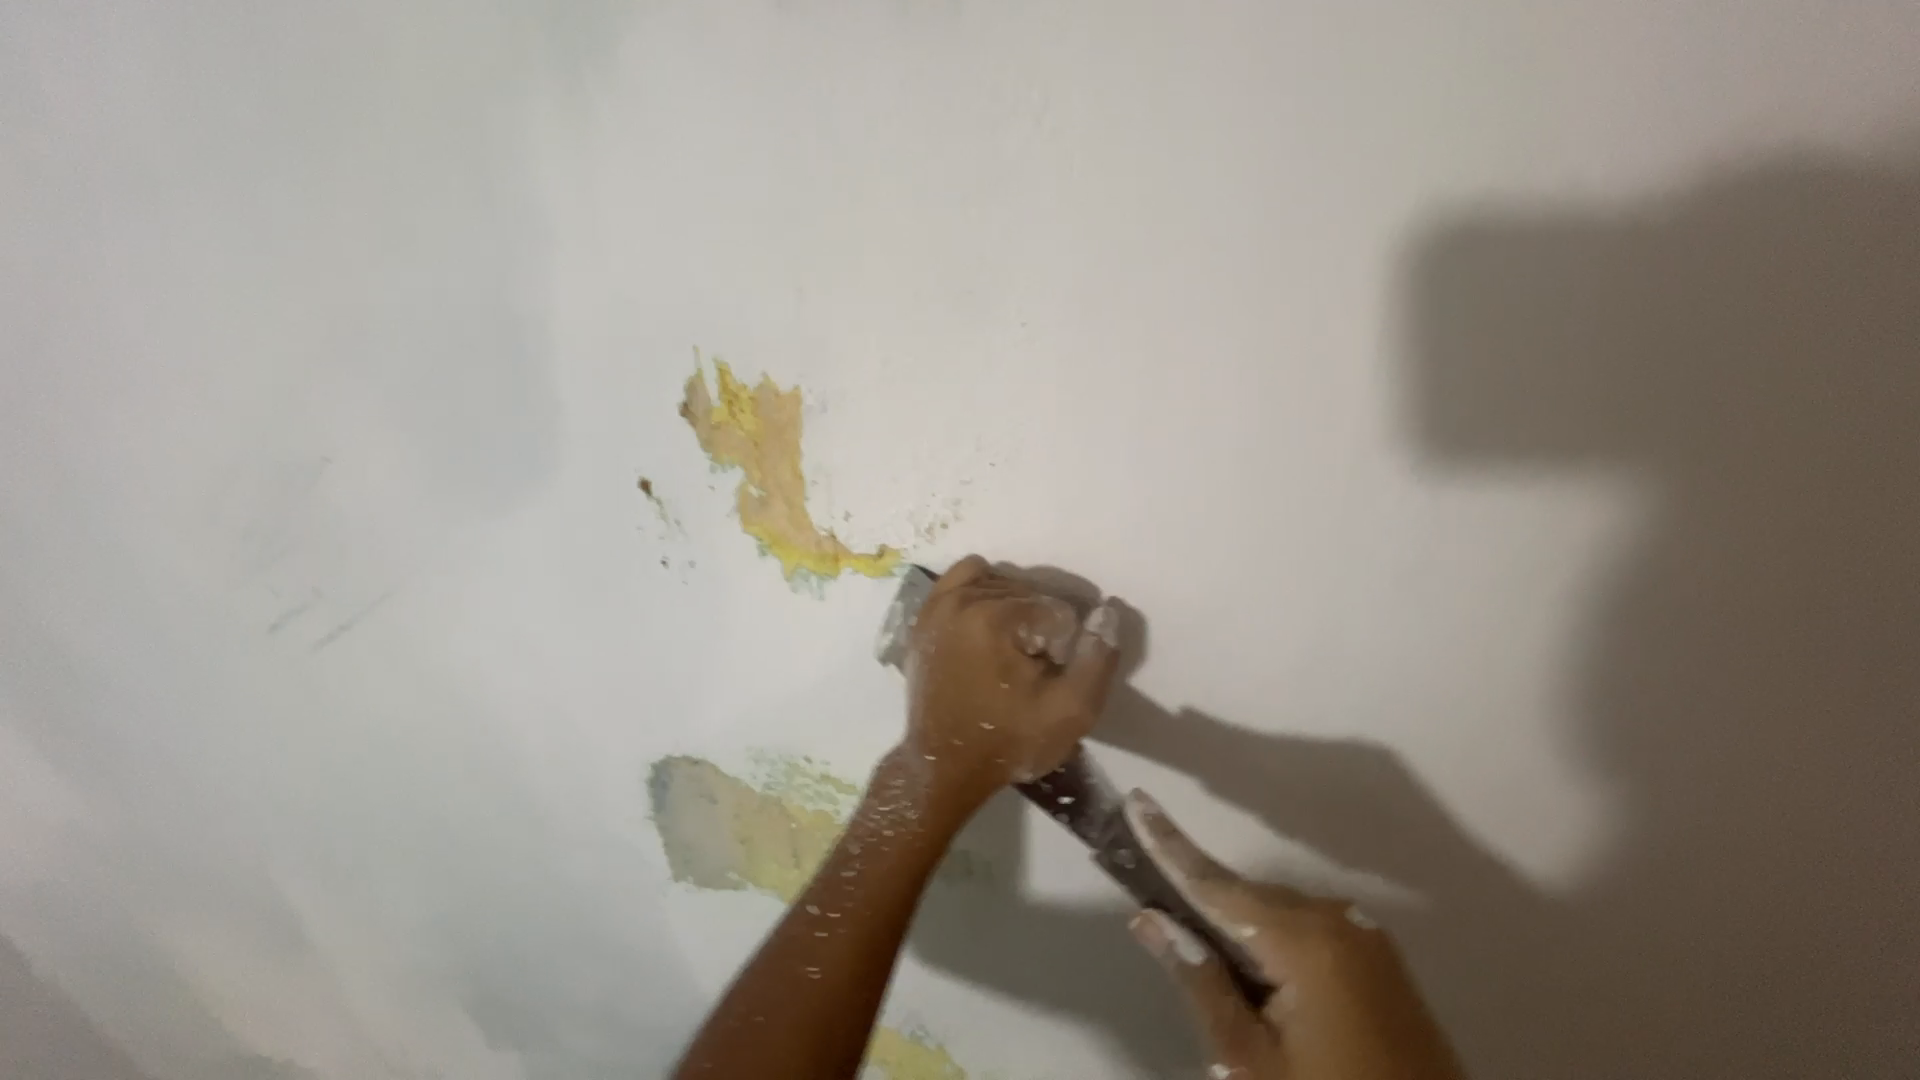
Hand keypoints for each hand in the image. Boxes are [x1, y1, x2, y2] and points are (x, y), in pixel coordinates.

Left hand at [903, 555, 1121, 806]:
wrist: (945, 767)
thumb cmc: (1009, 741)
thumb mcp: (1071, 711)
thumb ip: (1098, 658)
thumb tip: (1108, 610)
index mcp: (993, 617)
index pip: (1056, 608)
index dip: (1068, 641)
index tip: (1056, 673)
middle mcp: (961, 601)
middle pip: (1027, 591)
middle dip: (1043, 622)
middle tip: (1040, 662)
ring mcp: (938, 606)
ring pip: (999, 582)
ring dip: (1017, 607)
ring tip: (1018, 646)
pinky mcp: (925, 618)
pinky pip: (963, 578)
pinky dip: (984, 590)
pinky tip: (993, 622)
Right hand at [1126, 792, 1465, 1079]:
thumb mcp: (1252, 1060)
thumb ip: (1201, 983)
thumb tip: (1151, 920)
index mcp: (1302, 941)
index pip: (1214, 884)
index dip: (1168, 844)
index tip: (1137, 800)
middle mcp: (1335, 920)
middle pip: (1246, 898)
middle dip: (1205, 911)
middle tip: (1170, 939)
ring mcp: (1365, 936)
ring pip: (1277, 914)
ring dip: (1243, 934)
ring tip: (1232, 992)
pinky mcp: (1381, 959)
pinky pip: (1309, 930)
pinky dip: (1277, 945)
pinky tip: (1272, 992)